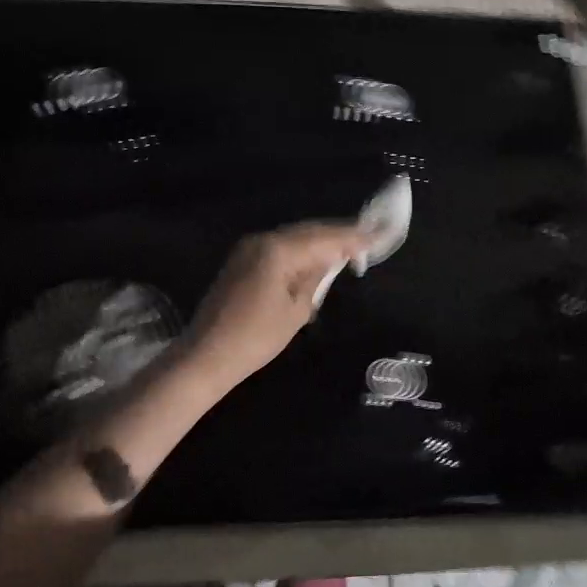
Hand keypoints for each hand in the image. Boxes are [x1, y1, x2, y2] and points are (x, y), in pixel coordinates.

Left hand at [182, 221, 372, 387]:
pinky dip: (301, 251)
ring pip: (293, 238)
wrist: (207, 354)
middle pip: (308, 231)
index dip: (353, 237)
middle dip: (338, 234)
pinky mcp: (241, 262)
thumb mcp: (296, 311)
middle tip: (368, 237)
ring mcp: (248, 249)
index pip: (324, 238)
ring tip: (348, 247)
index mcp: (278, 250)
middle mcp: (262, 241)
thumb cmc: (256, 337)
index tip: (379, 233)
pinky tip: (316, 259)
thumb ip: (315, 279)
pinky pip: (279, 249)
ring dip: (319, 242)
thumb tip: (328, 261)